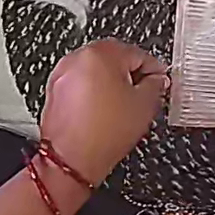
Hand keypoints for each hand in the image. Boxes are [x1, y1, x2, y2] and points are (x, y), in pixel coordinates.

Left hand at [40, 39, 169, 183]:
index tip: (160, 81)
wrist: (71, 160)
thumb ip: (155, 85)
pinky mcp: (55, 90)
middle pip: (115, 58)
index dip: (154, 70)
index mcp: (101, 54)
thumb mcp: (145, 105)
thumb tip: (157, 80)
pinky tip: (105, 112)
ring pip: (97, 71)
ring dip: (112, 83)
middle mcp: (78, 58)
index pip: (138, 54)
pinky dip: (95, 92)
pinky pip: (82, 83)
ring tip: (123, 106)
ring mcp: (63, 74)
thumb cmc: (104, 133)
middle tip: (144, 94)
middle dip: (131, 75)